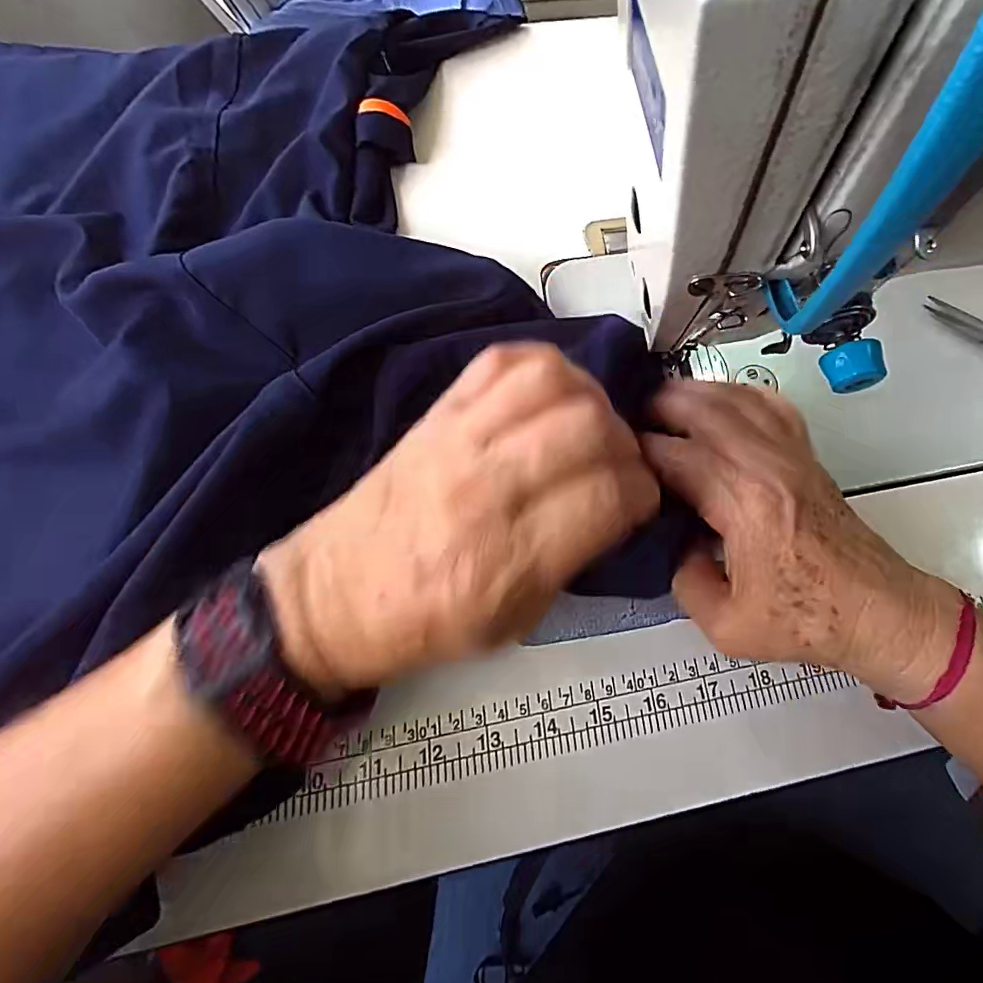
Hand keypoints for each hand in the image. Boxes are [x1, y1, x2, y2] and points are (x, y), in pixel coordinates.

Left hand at [261, 344, 660, 695]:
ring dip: (588, 398)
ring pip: (551, 382)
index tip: (635, 501)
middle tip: (614, 464)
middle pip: (589, 427)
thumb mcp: (516, 621)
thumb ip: (572, 558)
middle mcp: (487, 489)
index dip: (642, 493)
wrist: (339, 593)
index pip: (611, 494)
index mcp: (511, 558)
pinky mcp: (436, 416)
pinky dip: (540, 369)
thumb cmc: (429, 621)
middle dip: (623, 444)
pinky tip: (545, 399)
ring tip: (584, 425)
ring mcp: (457, 443)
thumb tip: (614, 503)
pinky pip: (500, 361)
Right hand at [641, 381, 960, 701]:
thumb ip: (682, 578)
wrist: (878, 612)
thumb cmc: (807, 620)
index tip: (616, 459)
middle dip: (658, 406)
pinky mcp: (805, 455)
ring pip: (735, 398)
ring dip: (693, 393)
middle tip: (628, 418)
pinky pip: (769, 404)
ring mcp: (791, 455)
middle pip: (703, 409)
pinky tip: (717, 403)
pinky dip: (737, 394)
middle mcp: (768, 467)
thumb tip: (672, 540)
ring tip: (661, 404)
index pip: (676, 455)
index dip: (637, 451)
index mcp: (744, 505)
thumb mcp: (724, 624)